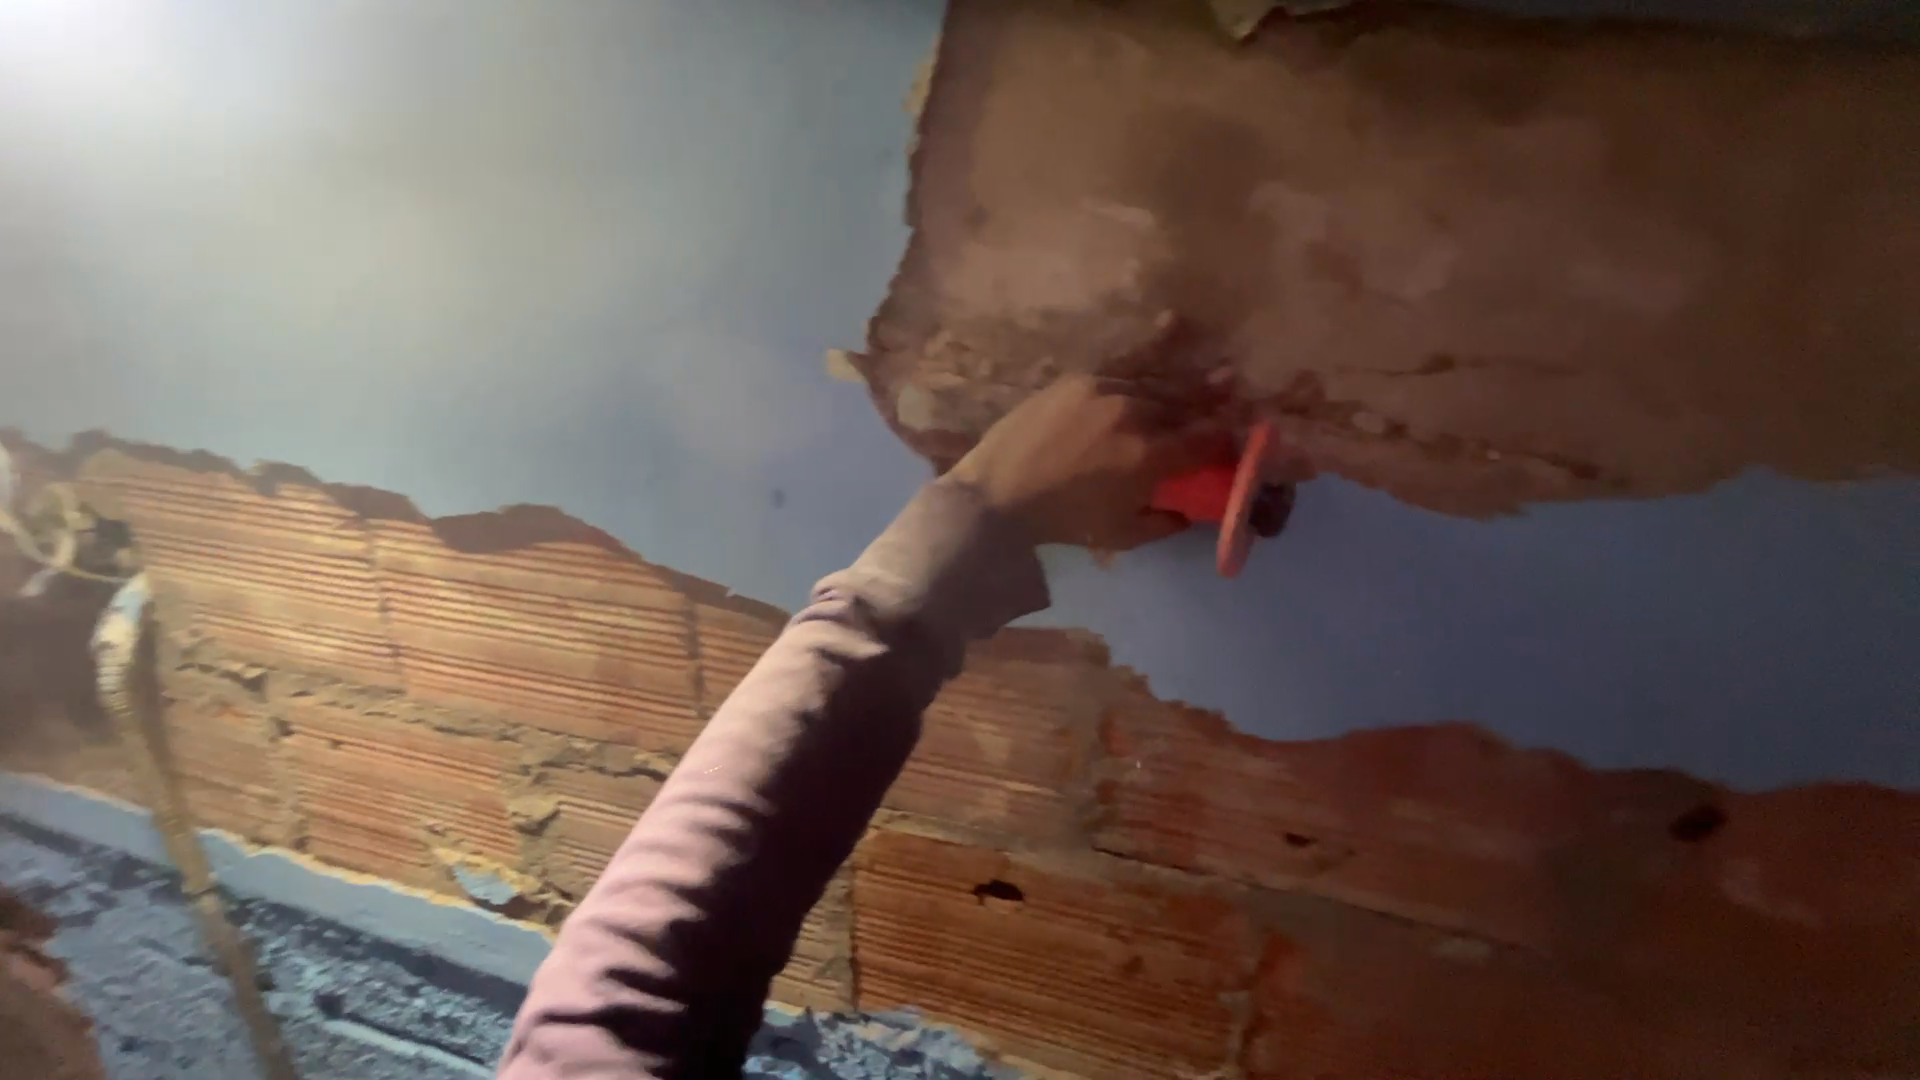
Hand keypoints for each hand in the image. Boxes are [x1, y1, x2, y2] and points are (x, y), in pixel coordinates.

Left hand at [945, 375, 1233, 550]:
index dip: (1226, 438)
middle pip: (1186, 405)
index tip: (1237, 437)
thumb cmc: (1061, 521)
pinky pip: (1126, 363)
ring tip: (1218, 373)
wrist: (997, 493)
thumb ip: (1163, 524)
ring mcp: (1107, 390)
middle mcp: (1136, 415)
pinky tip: (1176, 325)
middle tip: (1236, 392)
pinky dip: (1154, 349)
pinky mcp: (1081, 379)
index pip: (1205, 440)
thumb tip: (1188, 512)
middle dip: (1214, 402)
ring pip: (1158, 384)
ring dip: (1187, 382)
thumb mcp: (1120, 535)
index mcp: (1150, 457)